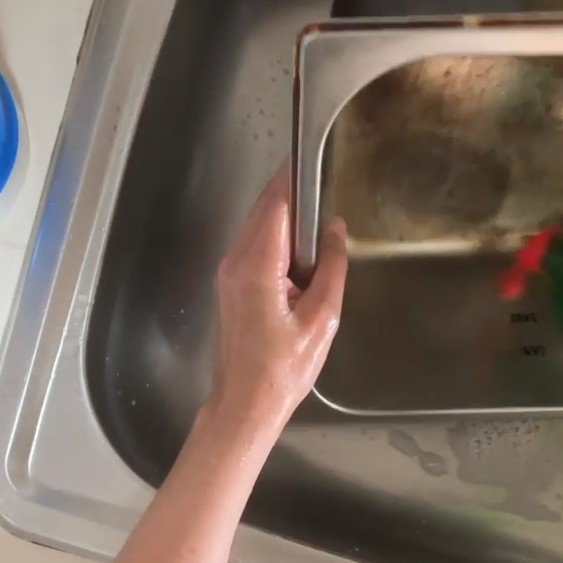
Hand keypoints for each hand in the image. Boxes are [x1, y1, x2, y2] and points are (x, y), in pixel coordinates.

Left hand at [204, 167, 347, 433]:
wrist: (246, 404)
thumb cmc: (283, 370)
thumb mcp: (322, 318)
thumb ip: (331, 267)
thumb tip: (334, 230)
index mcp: (256, 267)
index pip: (275, 204)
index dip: (294, 178)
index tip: (312, 158)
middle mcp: (234, 263)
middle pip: (263, 211)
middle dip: (293, 202)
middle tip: (325, 202)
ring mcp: (227, 275)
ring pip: (258, 229)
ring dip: (286, 228)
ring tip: (316, 247)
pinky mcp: (229, 288)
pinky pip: (254, 250)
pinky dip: (277, 247)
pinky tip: (299, 269)